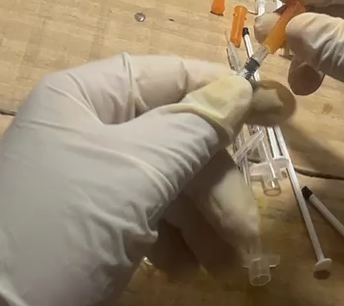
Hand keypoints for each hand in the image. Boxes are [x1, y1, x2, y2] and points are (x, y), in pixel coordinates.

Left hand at [0, 54, 280, 305]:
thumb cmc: (60, 233)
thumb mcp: (135, 175)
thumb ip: (193, 128)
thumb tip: (238, 86)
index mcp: (86, 96)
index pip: (171, 76)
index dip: (227, 92)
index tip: (283, 109)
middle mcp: (84, 128)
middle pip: (173, 136)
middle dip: (215, 181)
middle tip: (247, 227)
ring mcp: (82, 179)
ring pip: (163, 180)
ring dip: (202, 217)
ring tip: (228, 261)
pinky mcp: (82, 226)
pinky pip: (143, 214)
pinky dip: (172, 237)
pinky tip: (187, 266)